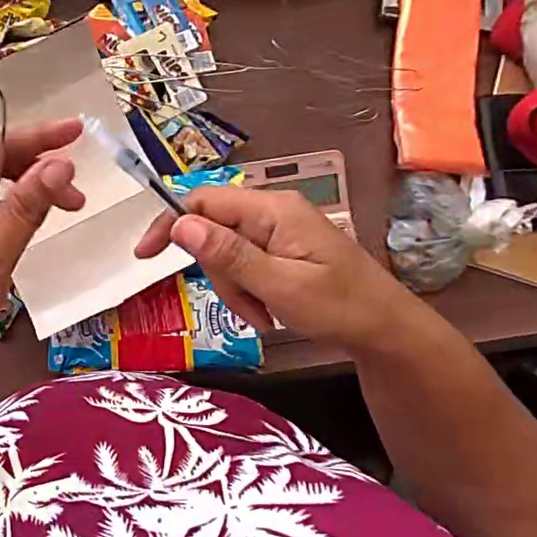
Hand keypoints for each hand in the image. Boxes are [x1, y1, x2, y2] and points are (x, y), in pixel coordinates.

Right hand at [134, 185, 427, 352]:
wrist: (390, 333)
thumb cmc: (342, 308)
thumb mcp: (280, 285)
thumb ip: (228, 254)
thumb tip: (181, 225)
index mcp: (273, 210)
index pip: (202, 202)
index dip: (170, 223)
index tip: (146, 255)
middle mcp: (272, 212)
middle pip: (211, 231)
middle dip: (217, 272)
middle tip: (245, 305)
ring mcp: (277, 231)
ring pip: (223, 252)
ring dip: (232, 287)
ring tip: (262, 314)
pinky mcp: (280, 249)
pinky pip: (242, 263)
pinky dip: (245, 289)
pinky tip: (267, 310)